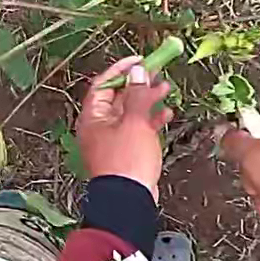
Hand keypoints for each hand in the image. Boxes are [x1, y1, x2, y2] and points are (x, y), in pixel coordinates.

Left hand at [77, 55, 172, 200]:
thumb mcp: (134, 122)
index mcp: (93, 117)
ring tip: (166, 90)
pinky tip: (165, 114)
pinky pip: (136, 130)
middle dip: (138, 85)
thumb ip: (137, 95)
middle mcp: (99, 127)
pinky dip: (149, 121)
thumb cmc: (127, 160)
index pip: (103, 85)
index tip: (139, 61)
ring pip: (129, 113)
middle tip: (156, 73)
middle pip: (117, 98)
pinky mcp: (124, 152)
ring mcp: (111, 140)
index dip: (121, 70)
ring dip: (147, 100)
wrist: (129, 200)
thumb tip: (137, 72)